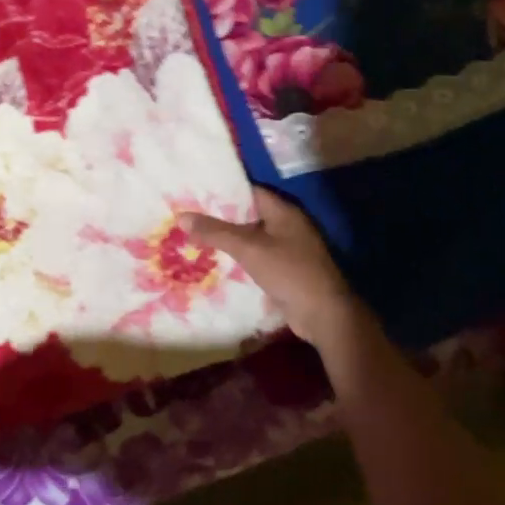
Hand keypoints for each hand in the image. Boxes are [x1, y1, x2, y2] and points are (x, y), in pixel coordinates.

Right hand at [182, 187, 375, 352]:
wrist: (322, 314)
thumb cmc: (288, 272)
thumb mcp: (248, 248)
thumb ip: (215, 231)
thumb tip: (181, 216)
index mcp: (284, 212)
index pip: (250, 191)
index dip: (223, 190)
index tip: (194, 192)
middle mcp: (287, 226)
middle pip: (248, 214)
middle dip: (219, 216)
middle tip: (187, 215)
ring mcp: (288, 249)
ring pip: (249, 237)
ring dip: (226, 238)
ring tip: (193, 236)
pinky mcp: (284, 269)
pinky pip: (254, 255)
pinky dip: (236, 256)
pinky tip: (214, 260)